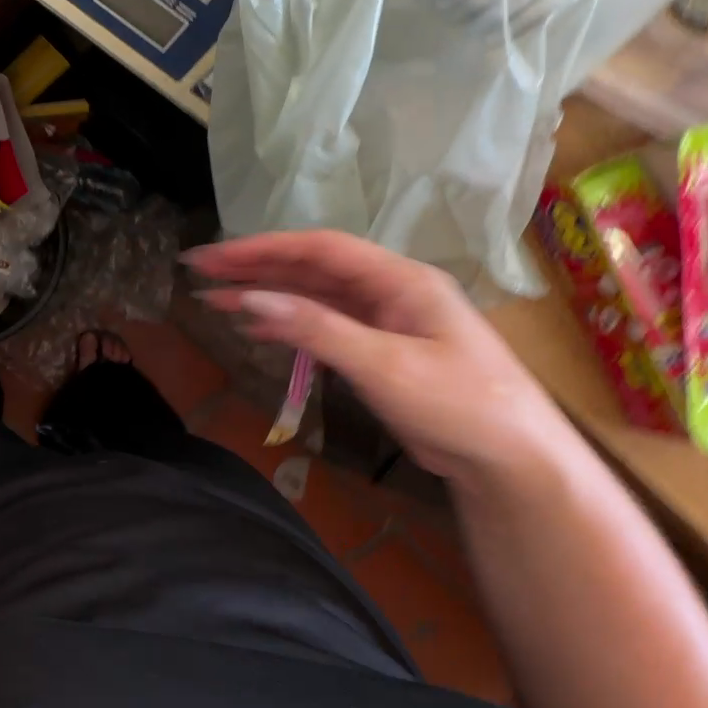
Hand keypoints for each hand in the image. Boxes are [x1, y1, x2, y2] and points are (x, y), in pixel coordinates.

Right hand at [184, 230, 572, 482]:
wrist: (509, 458)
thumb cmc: (459, 405)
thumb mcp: (383, 365)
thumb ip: (315, 329)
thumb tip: (251, 299)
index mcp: (400, 281)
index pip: (320, 249)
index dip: (262, 248)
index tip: (212, 256)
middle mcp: (389, 291)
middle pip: (310, 268)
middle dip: (253, 267)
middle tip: (198, 270)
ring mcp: (383, 320)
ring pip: (311, 296)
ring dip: (263, 295)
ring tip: (212, 299)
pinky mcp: (376, 349)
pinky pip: (321, 325)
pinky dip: (284, 324)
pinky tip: (253, 328)